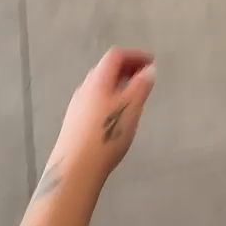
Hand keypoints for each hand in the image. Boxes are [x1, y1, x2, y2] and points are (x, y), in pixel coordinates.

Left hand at [47, 48, 155, 182]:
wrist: (74, 170)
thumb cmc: (106, 135)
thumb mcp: (131, 108)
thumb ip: (141, 86)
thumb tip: (149, 69)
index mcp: (98, 80)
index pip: (115, 56)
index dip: (135, 55)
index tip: (151, 62)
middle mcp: (84, 88)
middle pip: (106, 69)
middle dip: (127, 68)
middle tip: (144, 77)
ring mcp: (77, 106)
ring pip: (100, 86)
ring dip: (118, 84)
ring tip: (134, 97)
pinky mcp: (74, 123)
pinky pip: (95, 100)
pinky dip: (110, 98)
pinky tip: (116, 116)